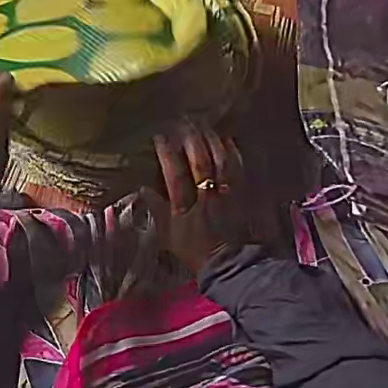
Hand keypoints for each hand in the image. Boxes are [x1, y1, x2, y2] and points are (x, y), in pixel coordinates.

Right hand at [140, 122, 250, 274]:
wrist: (231, 265)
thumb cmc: (196, 251)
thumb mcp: (169, 235)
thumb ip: (157, 210)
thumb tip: (144, 187)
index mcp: (184, 209)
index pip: (174, 175)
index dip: (167, 154)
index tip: (160, 137)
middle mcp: (206, 198)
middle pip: (199, 163)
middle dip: (191, 140)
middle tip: (184, 122)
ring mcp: (227, 195)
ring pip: (220, 162)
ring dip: (212, 141)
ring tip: (204, 126)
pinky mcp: (243, 194)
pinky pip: (238, 168)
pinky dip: (233, 152)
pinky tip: (228, 140)